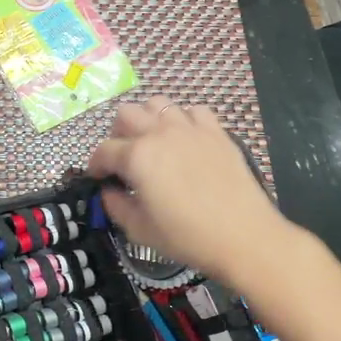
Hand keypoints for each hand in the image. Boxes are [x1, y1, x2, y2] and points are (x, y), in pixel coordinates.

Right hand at [87, 96, 296, 284]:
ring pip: (158, 103)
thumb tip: (109, 192)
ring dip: (149, 119)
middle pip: (126, 114)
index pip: (104, 150)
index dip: (95, 164)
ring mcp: (190, 128)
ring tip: (153, 141)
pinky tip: (186, 139)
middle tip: (123, 156)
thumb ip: (117, 207)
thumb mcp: (141, 230)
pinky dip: (184, 120)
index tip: (98, 177)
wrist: (245, 237)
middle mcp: (159, 133)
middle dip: (118, 133)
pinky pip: (194, 111)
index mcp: (137, 157)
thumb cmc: (188, 237)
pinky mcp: (216, 132)